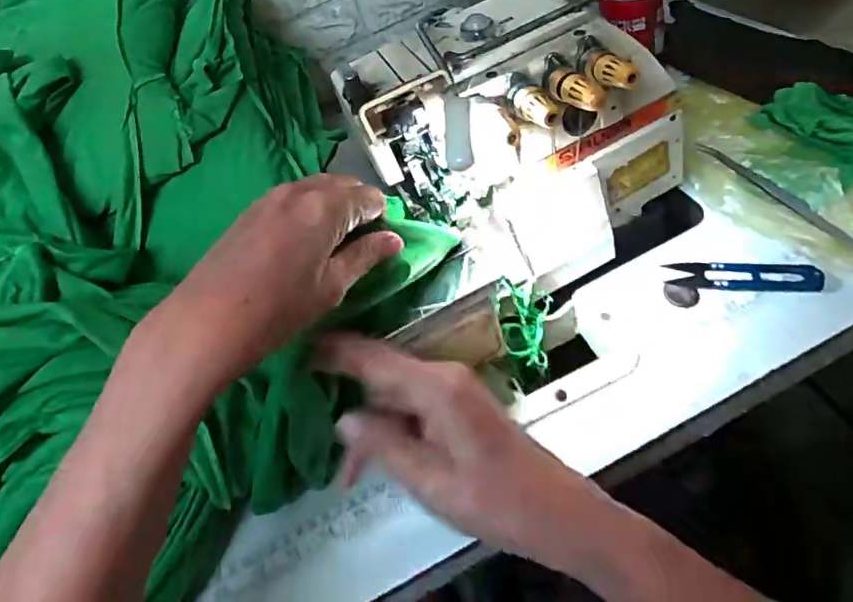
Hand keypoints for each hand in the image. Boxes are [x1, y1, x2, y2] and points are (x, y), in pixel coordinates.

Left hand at [157, 175, 401, 388]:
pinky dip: (309, 208)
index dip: (382, 218)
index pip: (369, 197)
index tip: (381, 244)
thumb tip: (394, 240)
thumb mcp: (331, 287)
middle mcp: (301, 190)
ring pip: (318, 187)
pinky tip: (302, 242)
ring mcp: (272, 196)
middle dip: (359, 207)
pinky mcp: (252, 208)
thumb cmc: (277, 309)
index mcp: (326, 205)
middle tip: (360, 244)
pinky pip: (294, 196)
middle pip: (345, 184)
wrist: (203, 322)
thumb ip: (365, 257)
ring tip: (331, 244)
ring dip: (333, 205)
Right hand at [312, 333, 614, 567]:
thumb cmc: (494, 499)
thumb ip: (385, 446)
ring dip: (367, 421)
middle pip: (383, 372)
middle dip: (344, 389)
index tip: (300, 344)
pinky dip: (390, 427)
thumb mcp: (430, 482)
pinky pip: (413, 405)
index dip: (336, 350)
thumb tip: (343, 417)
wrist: (552, 508)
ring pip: (395, 393)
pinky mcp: (457, 404)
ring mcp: (453, 388)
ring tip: (340, 468)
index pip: (376, 357)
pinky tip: (372, 461)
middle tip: (301, 403)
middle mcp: (444, 376)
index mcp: (437, 386)